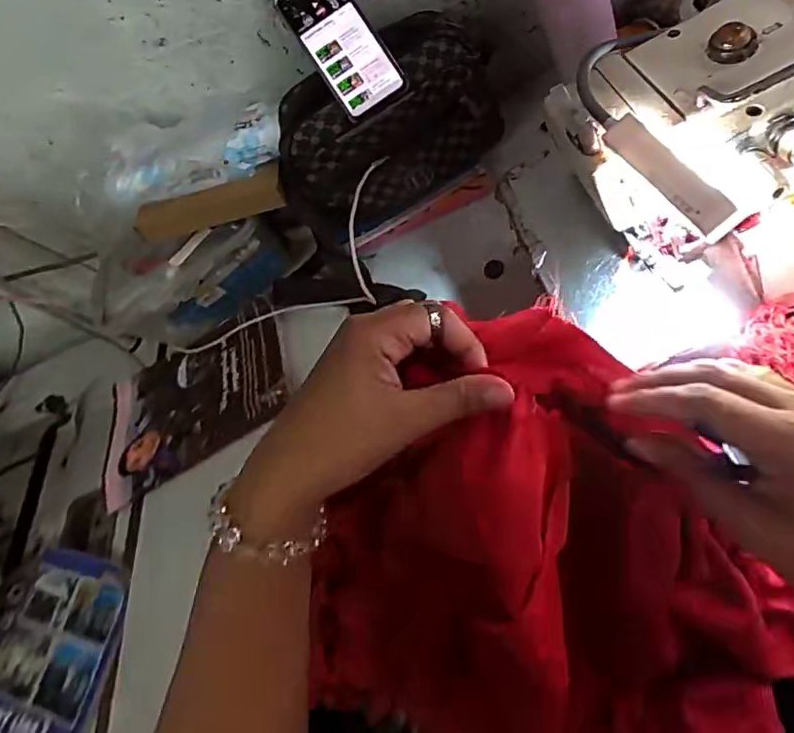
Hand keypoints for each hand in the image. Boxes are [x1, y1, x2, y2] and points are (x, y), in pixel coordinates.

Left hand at [230, 300, 513, 537]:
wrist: (285, 478)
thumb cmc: (345, 441)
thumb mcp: (407, 420)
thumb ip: (459, 398)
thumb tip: (508, 389)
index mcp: (374, 330)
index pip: (435, 315)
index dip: (465, 341)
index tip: (482, 377)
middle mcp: (364, 328)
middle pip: (423, 320)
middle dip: (454, 347)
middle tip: (473, 380)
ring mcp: (354, 346)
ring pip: (410, 338)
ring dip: (437, 360)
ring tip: (457, 389)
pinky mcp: (351, 367)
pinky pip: (395, 354)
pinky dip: (418, 370)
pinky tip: (428, 395)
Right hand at [608, 359, 793, 628]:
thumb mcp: (750, 524)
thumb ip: (692, 473)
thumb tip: (638, 442)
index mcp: (787, 436)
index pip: (703, 398)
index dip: (652, 398)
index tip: (612, 403)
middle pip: (717, 372)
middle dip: (664, 377)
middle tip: (621, 388)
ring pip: (737, 368)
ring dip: (690, 373)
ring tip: (648, 386)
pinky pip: (758, 380)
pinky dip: (719, 382)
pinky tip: (696, 393)